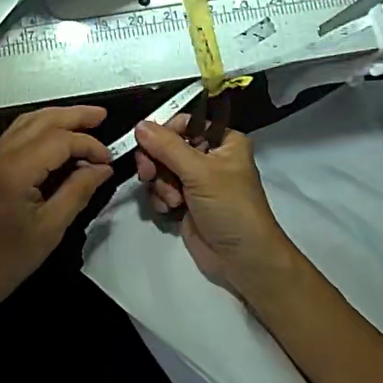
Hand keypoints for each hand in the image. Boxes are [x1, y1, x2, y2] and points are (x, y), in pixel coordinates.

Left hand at [0, 107, 112, 357]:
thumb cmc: (5, 262)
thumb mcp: (50, 229)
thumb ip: (78, 191)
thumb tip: (102, 168)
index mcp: (14, 168)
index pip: (60, 139)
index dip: (88, 145)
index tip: (109, 160)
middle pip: (41, 120)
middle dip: (74, 115)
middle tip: (102, 115)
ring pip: (27, 123)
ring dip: (57, 119)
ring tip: (86, 120)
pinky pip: (17, 136)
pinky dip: (41, 131)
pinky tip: (59, 140)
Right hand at [133, 119, 301, 294]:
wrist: (242, 259)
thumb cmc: (230, 207)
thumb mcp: (200, 172)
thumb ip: (168, 147)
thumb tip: (140, 125)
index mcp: (223, 141)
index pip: (185, 123)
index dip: (164, 132)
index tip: (147, 144)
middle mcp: (210, 157)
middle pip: (168, 146)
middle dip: (157, 161)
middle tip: (149, 173)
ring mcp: (196, 181)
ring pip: (161, 169)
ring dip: (160, 183)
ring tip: (172, 200)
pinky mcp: (185, 202)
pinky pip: (160, 189)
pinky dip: (160, 198)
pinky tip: (169, 210)